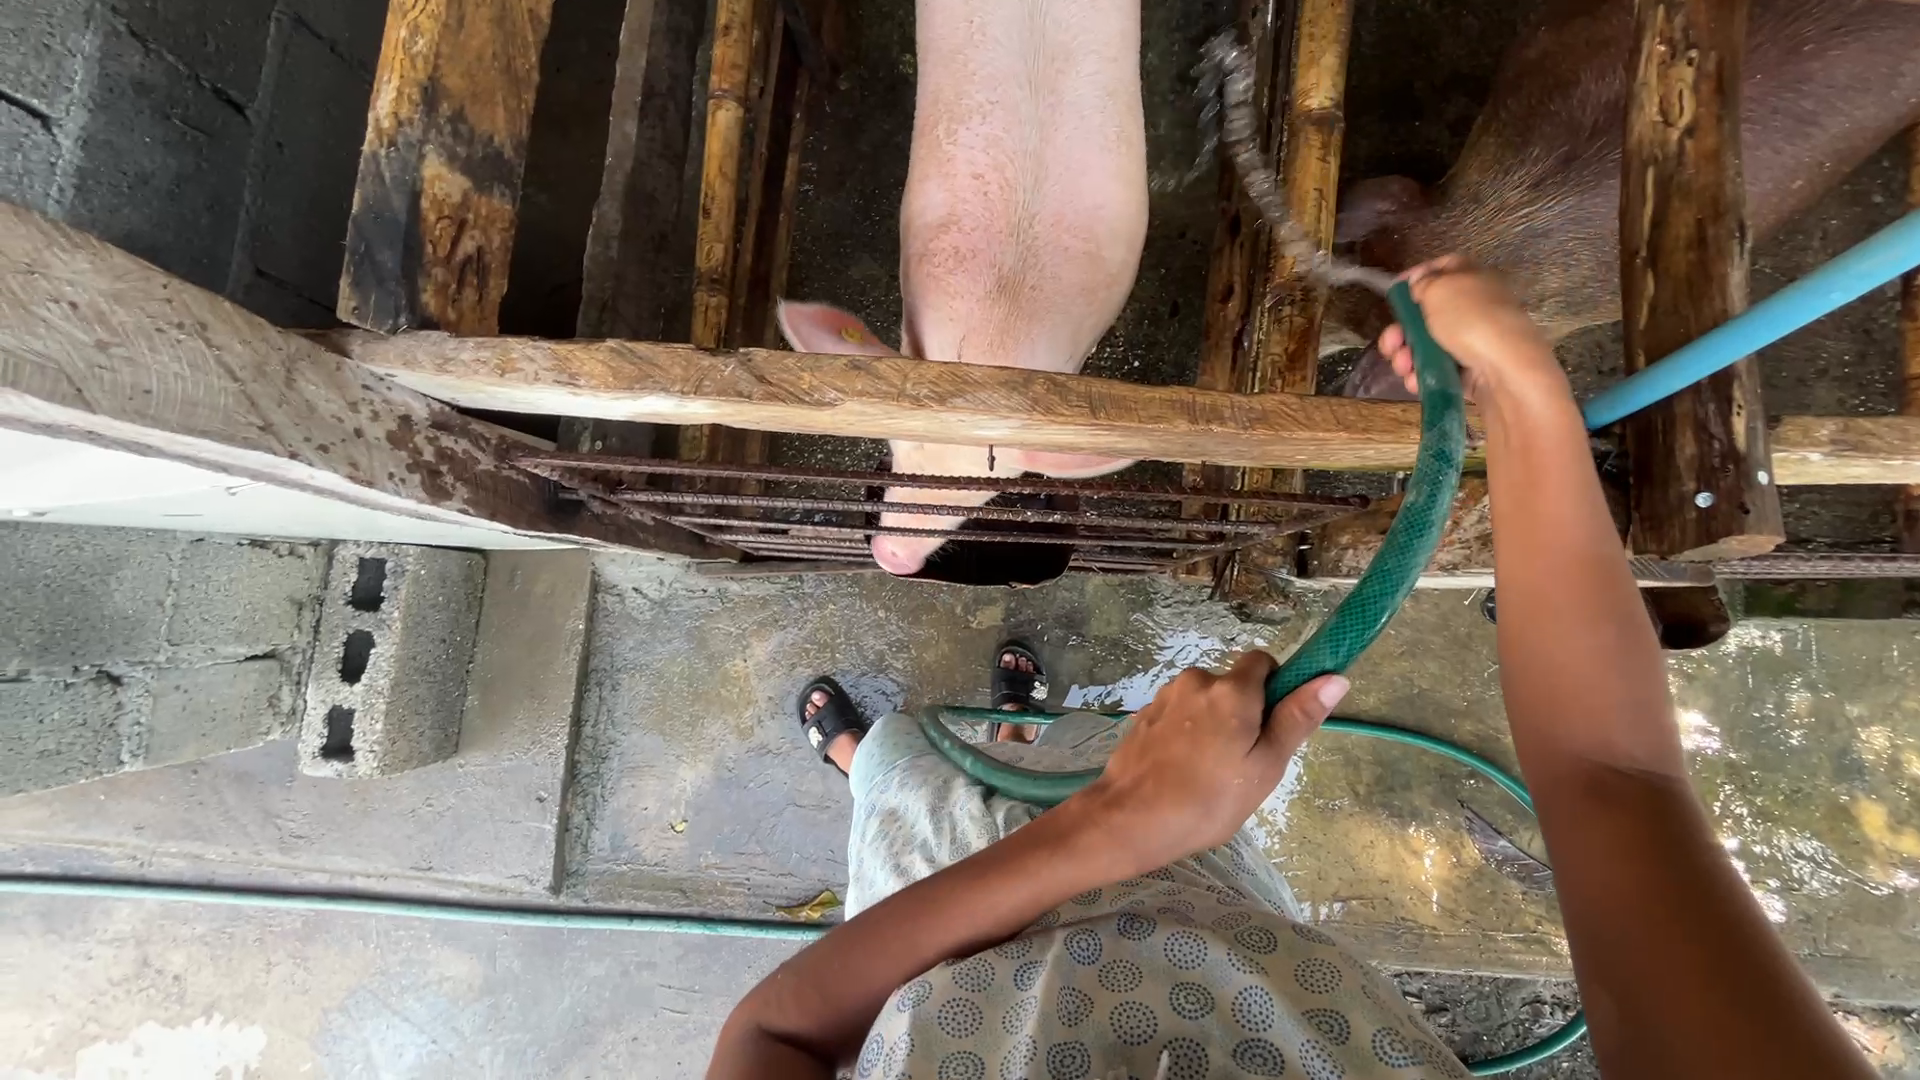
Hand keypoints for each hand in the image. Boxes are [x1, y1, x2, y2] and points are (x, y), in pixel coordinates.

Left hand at [1071, 652, 1348, 875]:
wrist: (1132, 817)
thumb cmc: (1210, 799)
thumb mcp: (1266, 765)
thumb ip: (1297, 718)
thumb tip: (1334, 678)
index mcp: (1230, 689)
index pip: (1261, 661)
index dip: (1273, 687)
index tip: (1272, 725)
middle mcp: (1195, 680)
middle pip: (1230, 684)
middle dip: (1241, 712)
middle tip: (1241, 761)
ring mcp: (1164, 696)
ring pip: (1202, 701)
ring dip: (1211, 724)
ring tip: (1208, 771)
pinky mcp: (1143, 714)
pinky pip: (1177, 714)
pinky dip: (1185, 733)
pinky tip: (1180, 769)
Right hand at [1377, 256, 1568, 405]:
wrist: (1502, 366)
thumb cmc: (1470, 319)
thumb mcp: (1440, 289)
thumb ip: (1424, 282)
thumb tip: (1418, 283)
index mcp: (1471, 280)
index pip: (1443, 267)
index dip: (1417, 274)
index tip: (1395, 290)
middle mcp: (1469, 307)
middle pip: (1424, 314)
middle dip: (1400, 330)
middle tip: (1392, 341)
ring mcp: (1466, 340)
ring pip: (1422, 345)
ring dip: (1404, 356)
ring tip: (1405, 366)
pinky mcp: (1462, 369)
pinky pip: (1431, 369)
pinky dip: (1419, 374)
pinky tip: (1416, 378)